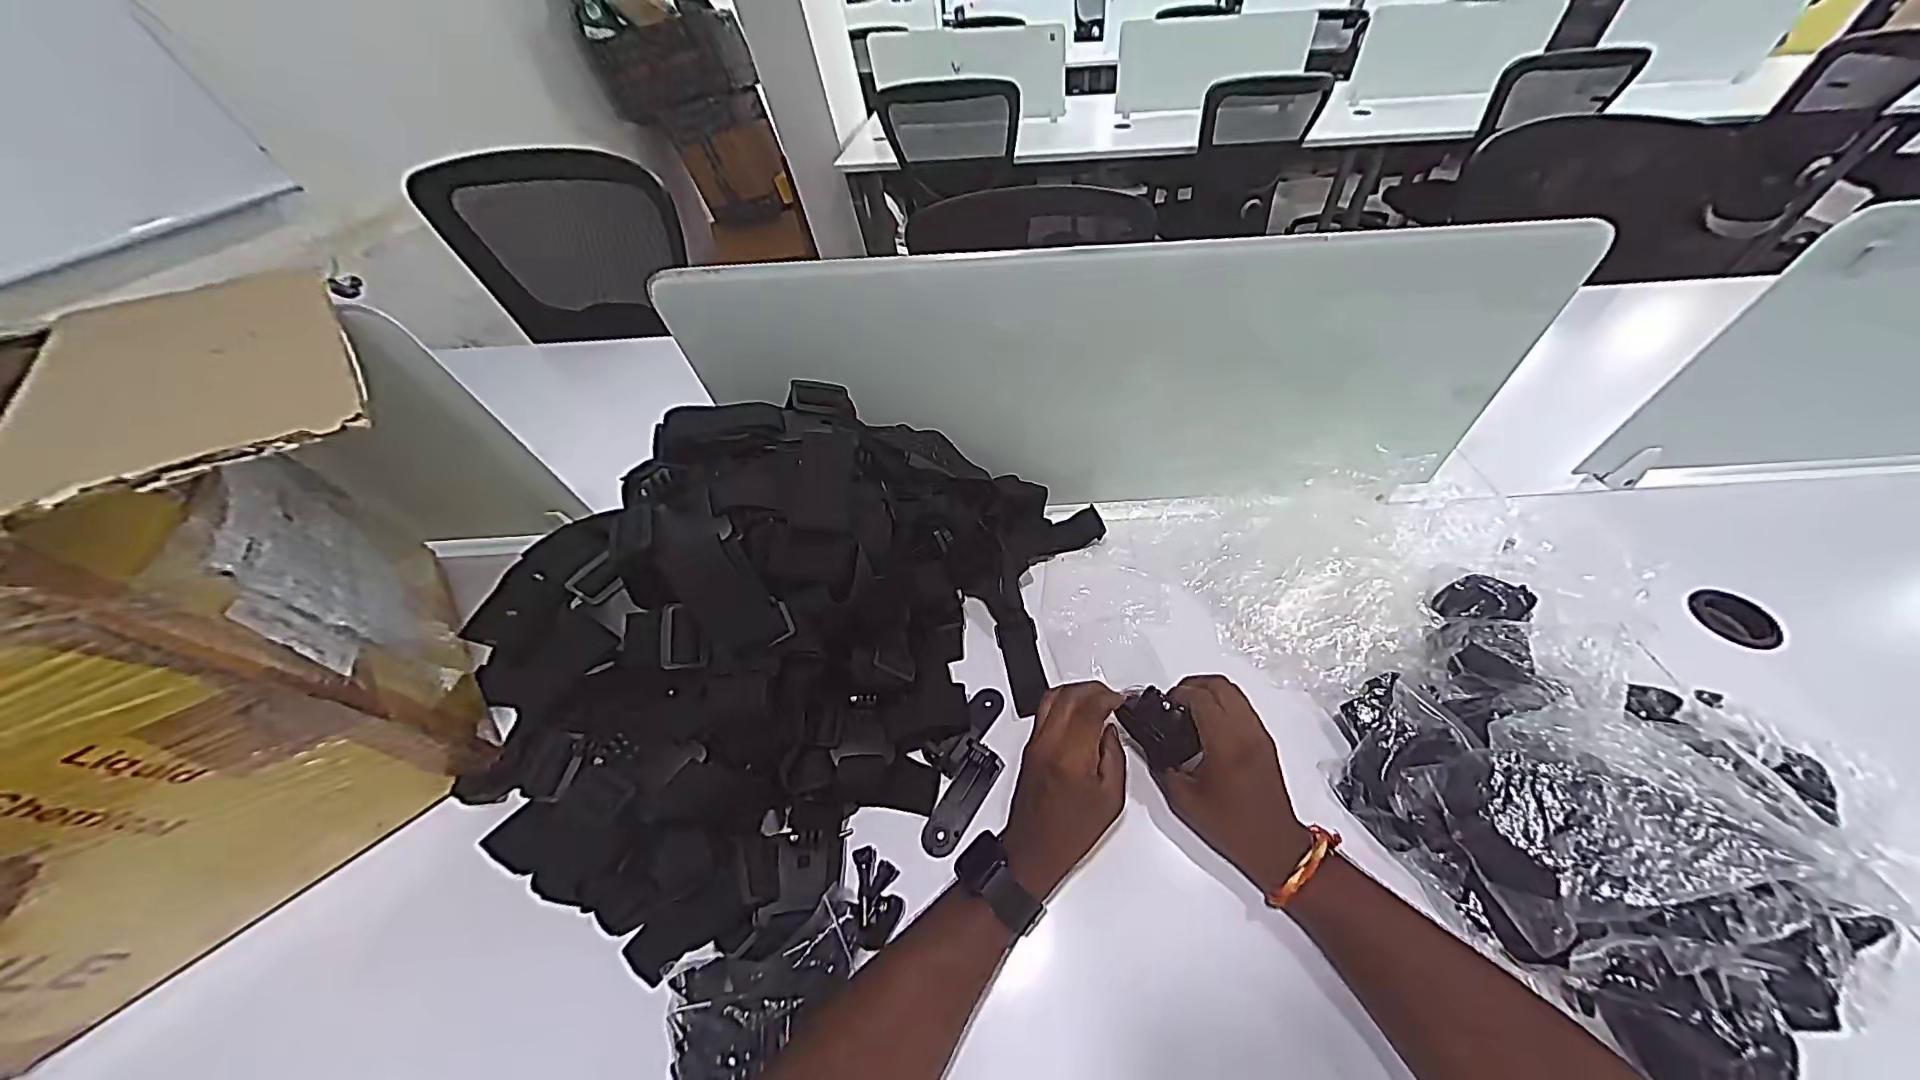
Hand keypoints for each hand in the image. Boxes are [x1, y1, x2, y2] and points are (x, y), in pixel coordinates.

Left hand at [1001, 682, 1126, 897]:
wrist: (1033, 850)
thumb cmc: (1069, 833)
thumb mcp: (1110, 798)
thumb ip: (1114, 756)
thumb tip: (1111, 730)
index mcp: (1072, 756)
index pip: (1089, 706)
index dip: (1109, 696)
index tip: (1120, 700)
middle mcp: (1049, 744)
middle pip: (1069, 695)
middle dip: (1094, 689)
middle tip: (1111, 697)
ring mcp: (1035, 744)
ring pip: (1052, 698)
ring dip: (1076, 692)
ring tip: (1096, 700)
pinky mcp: (1028, 748)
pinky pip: (1044, 712)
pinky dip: (1063, 703)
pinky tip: (1079, 713)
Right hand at [1153, 675, 1311, 895]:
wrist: (1274, 847)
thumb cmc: (1235, 829)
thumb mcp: (1183, 799)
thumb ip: (1162, 764)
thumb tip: (1151, 744)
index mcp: (1227, 745)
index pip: (1201, 697)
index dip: (1177, 694)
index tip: (1164, 703)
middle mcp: (1247, 734)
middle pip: (1219, 685)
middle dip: (1192, 685)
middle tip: (1174, 699)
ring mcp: (1259, 736)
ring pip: (1234, 692)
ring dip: (1208, 692)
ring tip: (1188, 709)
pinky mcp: (1265, 742)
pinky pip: (1242, 707)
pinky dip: (1222, 704)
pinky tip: (1206, 723)